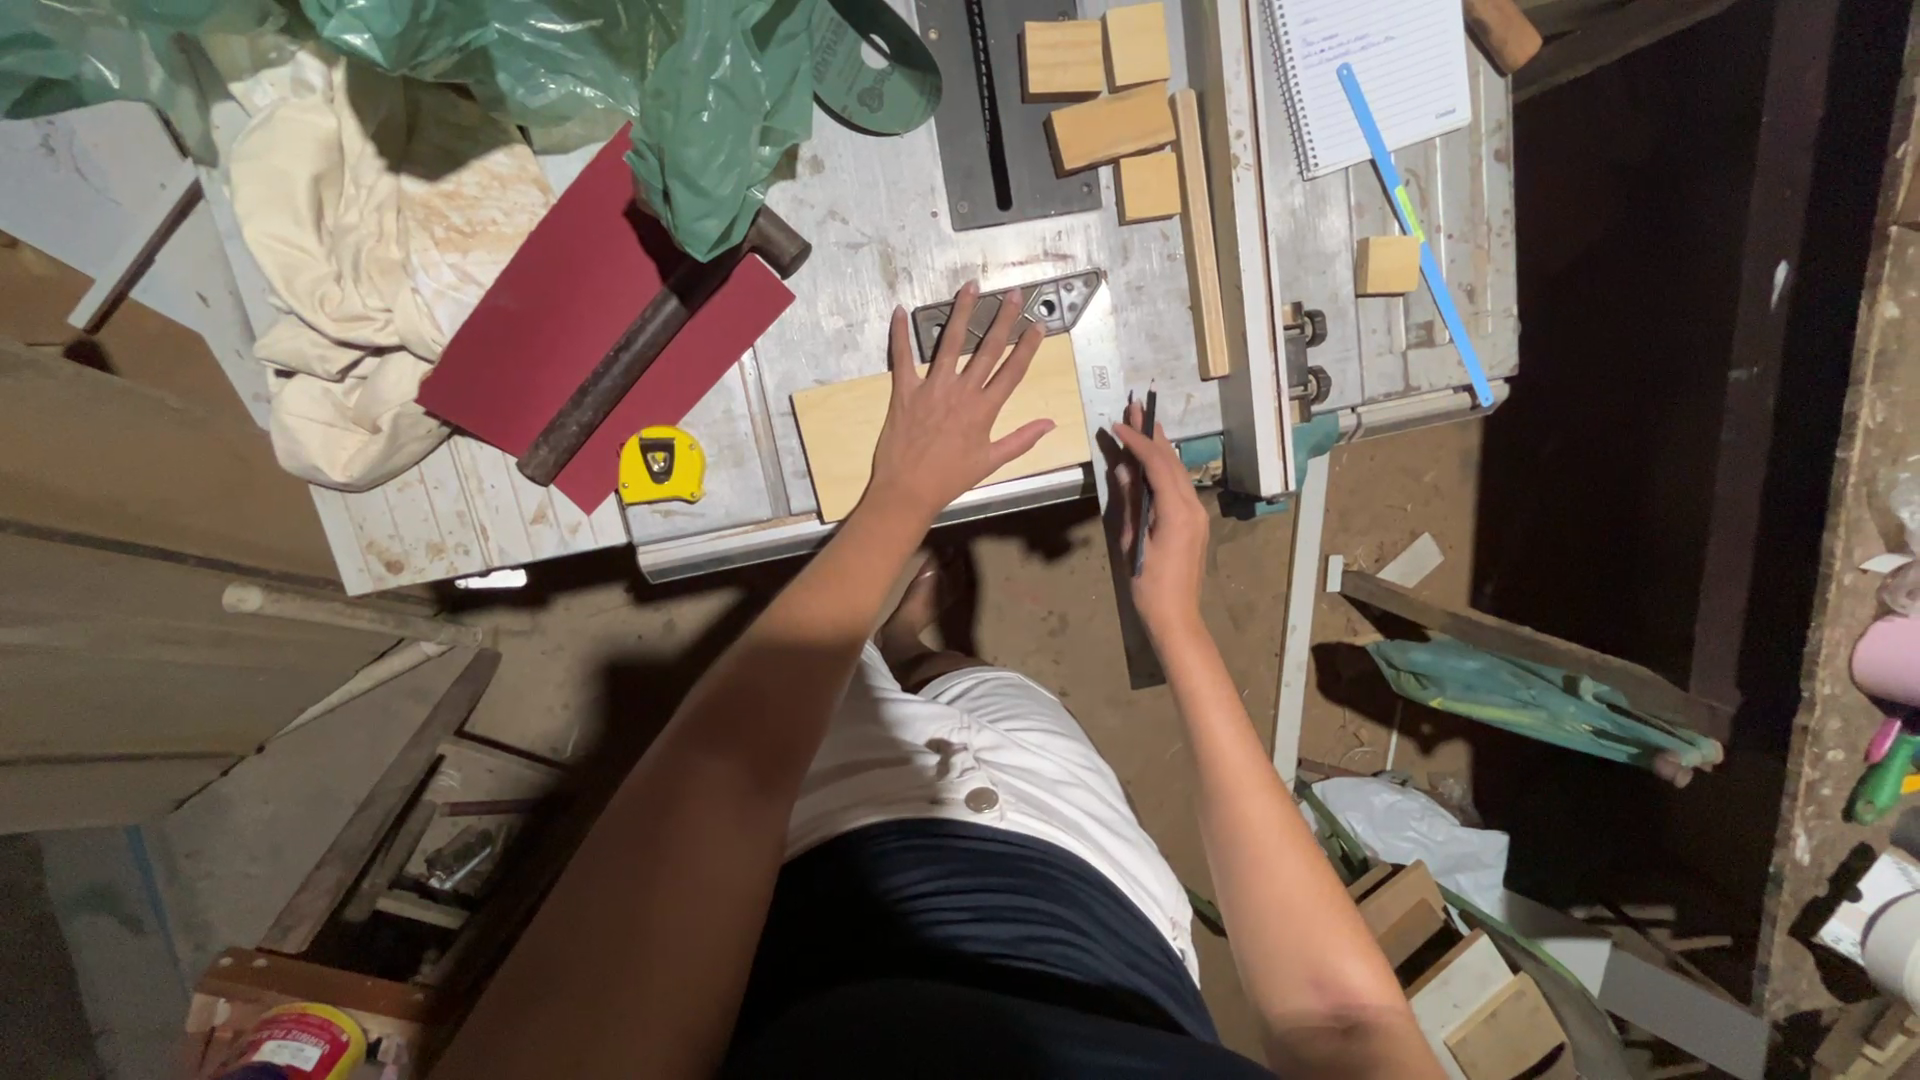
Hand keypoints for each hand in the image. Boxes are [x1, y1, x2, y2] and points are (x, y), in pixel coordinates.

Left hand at [863, 282, 1054, 522]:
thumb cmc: (950, 479)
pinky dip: (899, 334)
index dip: (1027, 346)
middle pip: (986, 349)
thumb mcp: (991, 463)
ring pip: (949, 343)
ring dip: (961, 312)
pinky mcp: (904, 391)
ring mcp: (931, 388)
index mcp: (984, 410)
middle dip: (1002, 319)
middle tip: (1014, 294)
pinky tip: (900, 311)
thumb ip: (1021, 440)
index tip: (1037, 325)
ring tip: (970, 287)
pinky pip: (902, 358)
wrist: (908, 491)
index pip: (1012, 371)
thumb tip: (1050, 424)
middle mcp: (961, 392)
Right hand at [1112, 400, 1208, 639]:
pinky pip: (1180, 485)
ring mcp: (1198, 514)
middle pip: (1172, 462)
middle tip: (1134, 407)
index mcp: (1177, 511)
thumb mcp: (1132, 542)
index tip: (1118, 424)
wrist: (1176, 615)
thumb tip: (1123, 470)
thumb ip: (1130, 503)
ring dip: (1160, 447)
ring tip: (1144, 423)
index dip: (1137, 442)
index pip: (1157, 465)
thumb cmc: (1148, 585)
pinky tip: (1154, 458)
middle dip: (1152, 434)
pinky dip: (1165, 467)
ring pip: (1179, 471)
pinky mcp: (1195, 522)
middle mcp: (1193, 506)